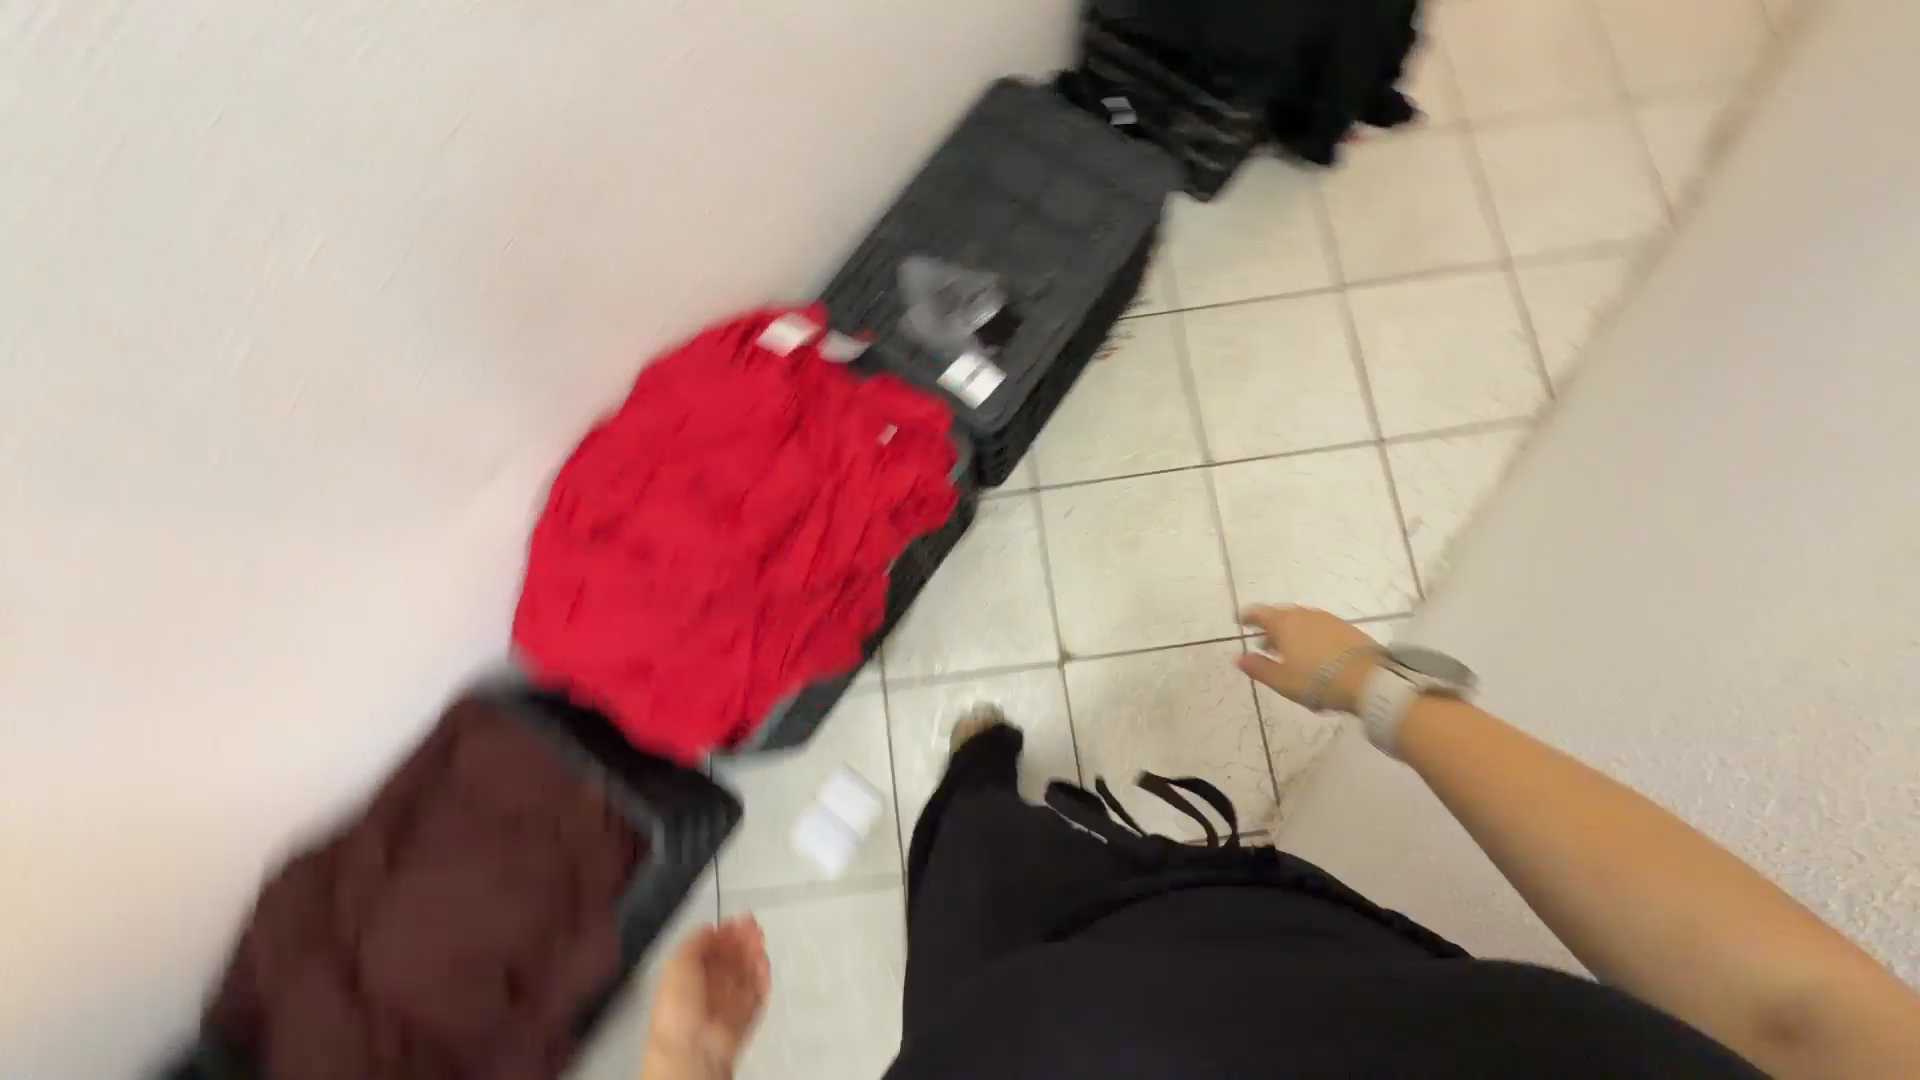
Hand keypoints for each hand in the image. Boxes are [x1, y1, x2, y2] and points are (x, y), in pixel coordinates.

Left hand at [643, 916, 770, 1079]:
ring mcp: (730, 1002)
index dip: (723, 934)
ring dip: (754, 952)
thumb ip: (695, 940)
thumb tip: (710, 928)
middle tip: (752, 924)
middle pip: (731, 958)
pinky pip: (759, 990)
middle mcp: (710, 989)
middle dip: (742, 939)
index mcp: (689, 978)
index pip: (710, 951)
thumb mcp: (677, 961)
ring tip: (759, 937)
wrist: (695, 1046)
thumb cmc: (680, 1004)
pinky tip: (763, 959)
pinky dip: (763, 974)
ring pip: (746, 971)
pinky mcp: (748, 1013)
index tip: (735, 920)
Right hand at [1237, 605, 1381, 713]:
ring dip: (1292, 632)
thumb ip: (1258, 668)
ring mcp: (1328, 620)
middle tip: (1265, 644)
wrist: (1370, 681)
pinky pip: (1320, 627)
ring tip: (1291, 651)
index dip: (1248, 617)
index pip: (1259, 613)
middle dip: (1271, 628)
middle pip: (1281, 615)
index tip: (1241, 622)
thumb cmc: (1318, 681)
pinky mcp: (1347, 629)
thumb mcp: (1282, 680)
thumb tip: (1238, 658)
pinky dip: (1311, 635)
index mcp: (1284, 624)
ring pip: (1302, 621)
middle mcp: (1304, 615)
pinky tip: (1315, 652)